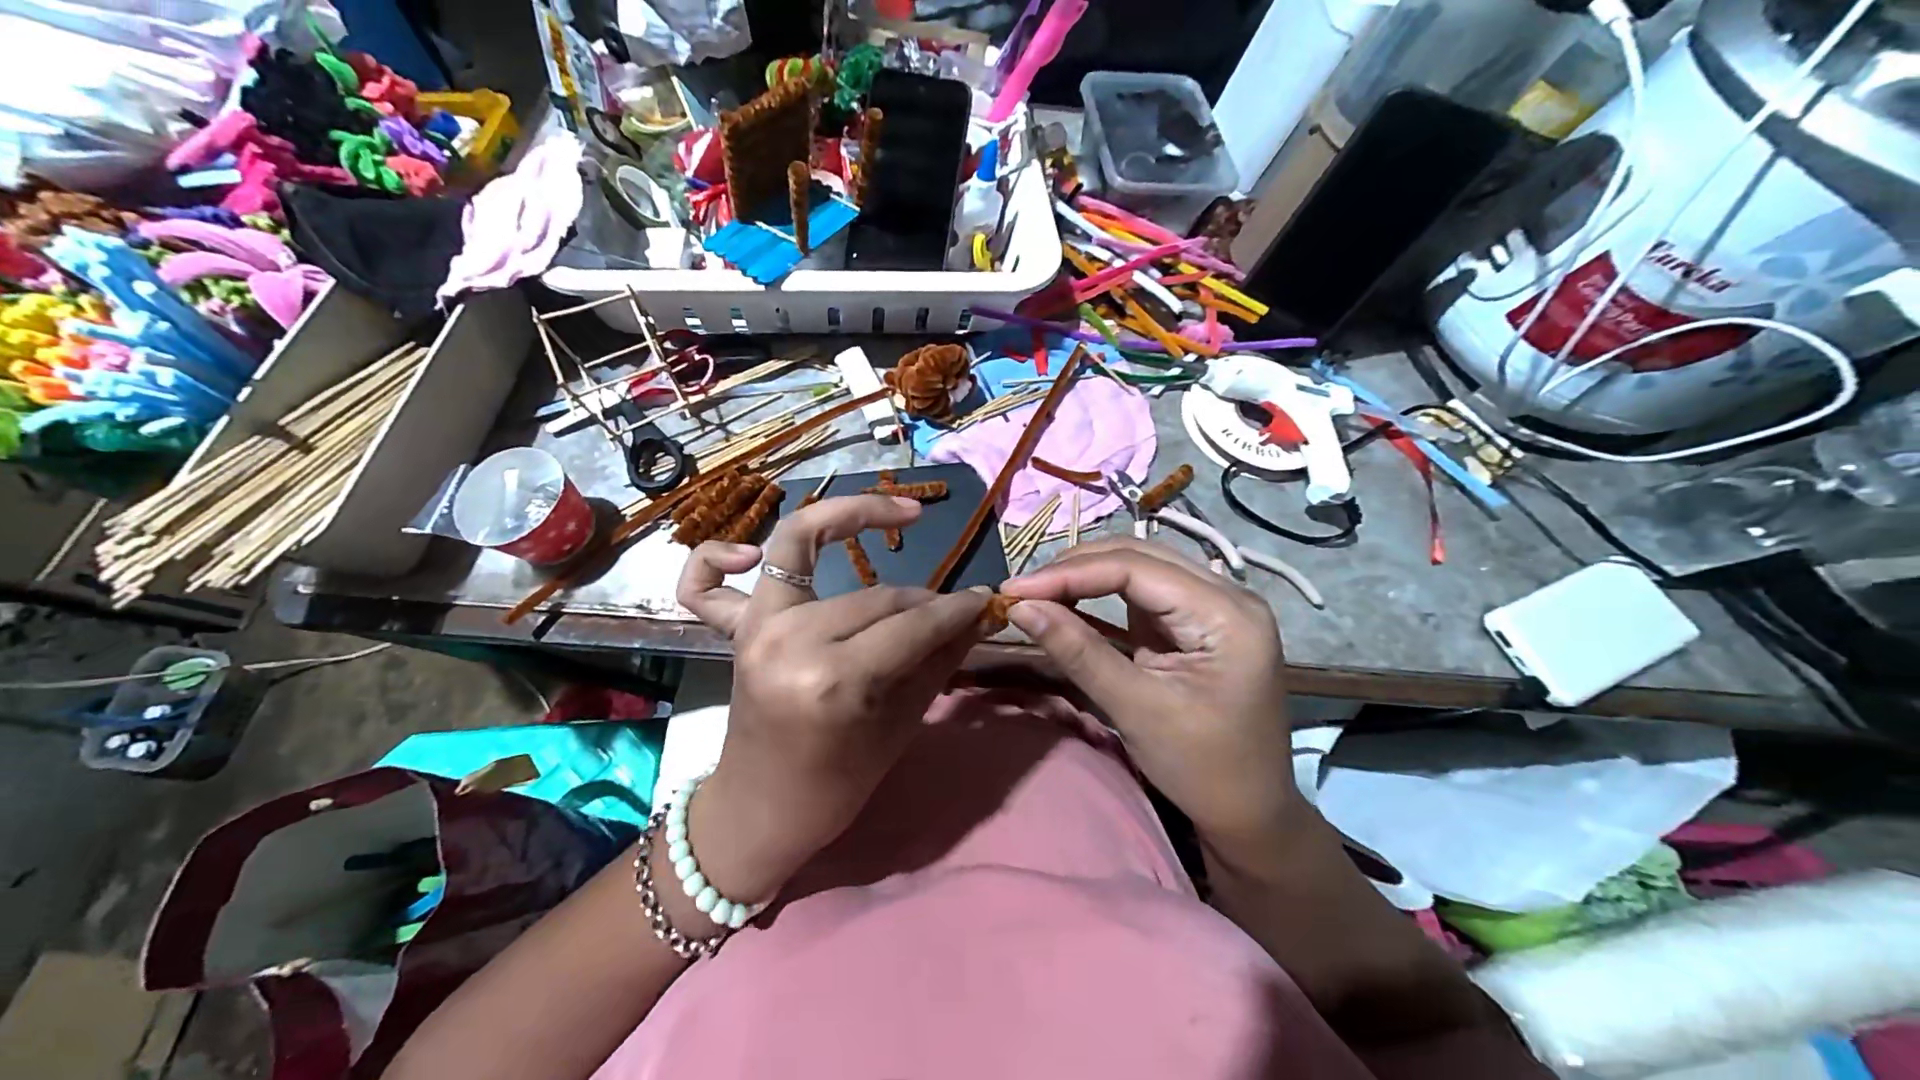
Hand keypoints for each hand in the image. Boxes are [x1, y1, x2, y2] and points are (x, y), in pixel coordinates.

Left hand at [673, 494, 989, 911]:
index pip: (909, 623)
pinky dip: (717, 556)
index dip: (955, 609)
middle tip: (953, 607)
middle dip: (924, 598)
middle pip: (874, 594)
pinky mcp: (736, 632)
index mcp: (833, 681)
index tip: (985, 600)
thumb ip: (939, 658)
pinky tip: (751, 551)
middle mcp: (787, 641)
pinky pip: (707, 582)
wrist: (762, 814)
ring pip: (811, 553)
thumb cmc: (838, 787)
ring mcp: (754, 630)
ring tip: (900, 522)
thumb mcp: (900, 724)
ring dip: (858, 532)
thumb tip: (979, 612)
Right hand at [999, 538, 1301, 849]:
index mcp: (1227, 614)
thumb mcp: (1136, 708)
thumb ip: (1078, 651)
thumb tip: (1019, 607)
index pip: (1136, 568)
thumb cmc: (1202, 768)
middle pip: (1140, 557)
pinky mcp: (1196, 622)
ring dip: (1086, 577)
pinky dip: (1102, 596)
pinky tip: (1068, 602)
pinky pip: (1143, 594)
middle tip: (1022, 591)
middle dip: (1076, 569)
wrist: (1250, 813)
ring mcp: (1214, 606)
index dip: (1071, 573)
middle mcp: (1227, 595)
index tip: (1016, 589)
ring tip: (1038, 593)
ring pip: (1140, 568)